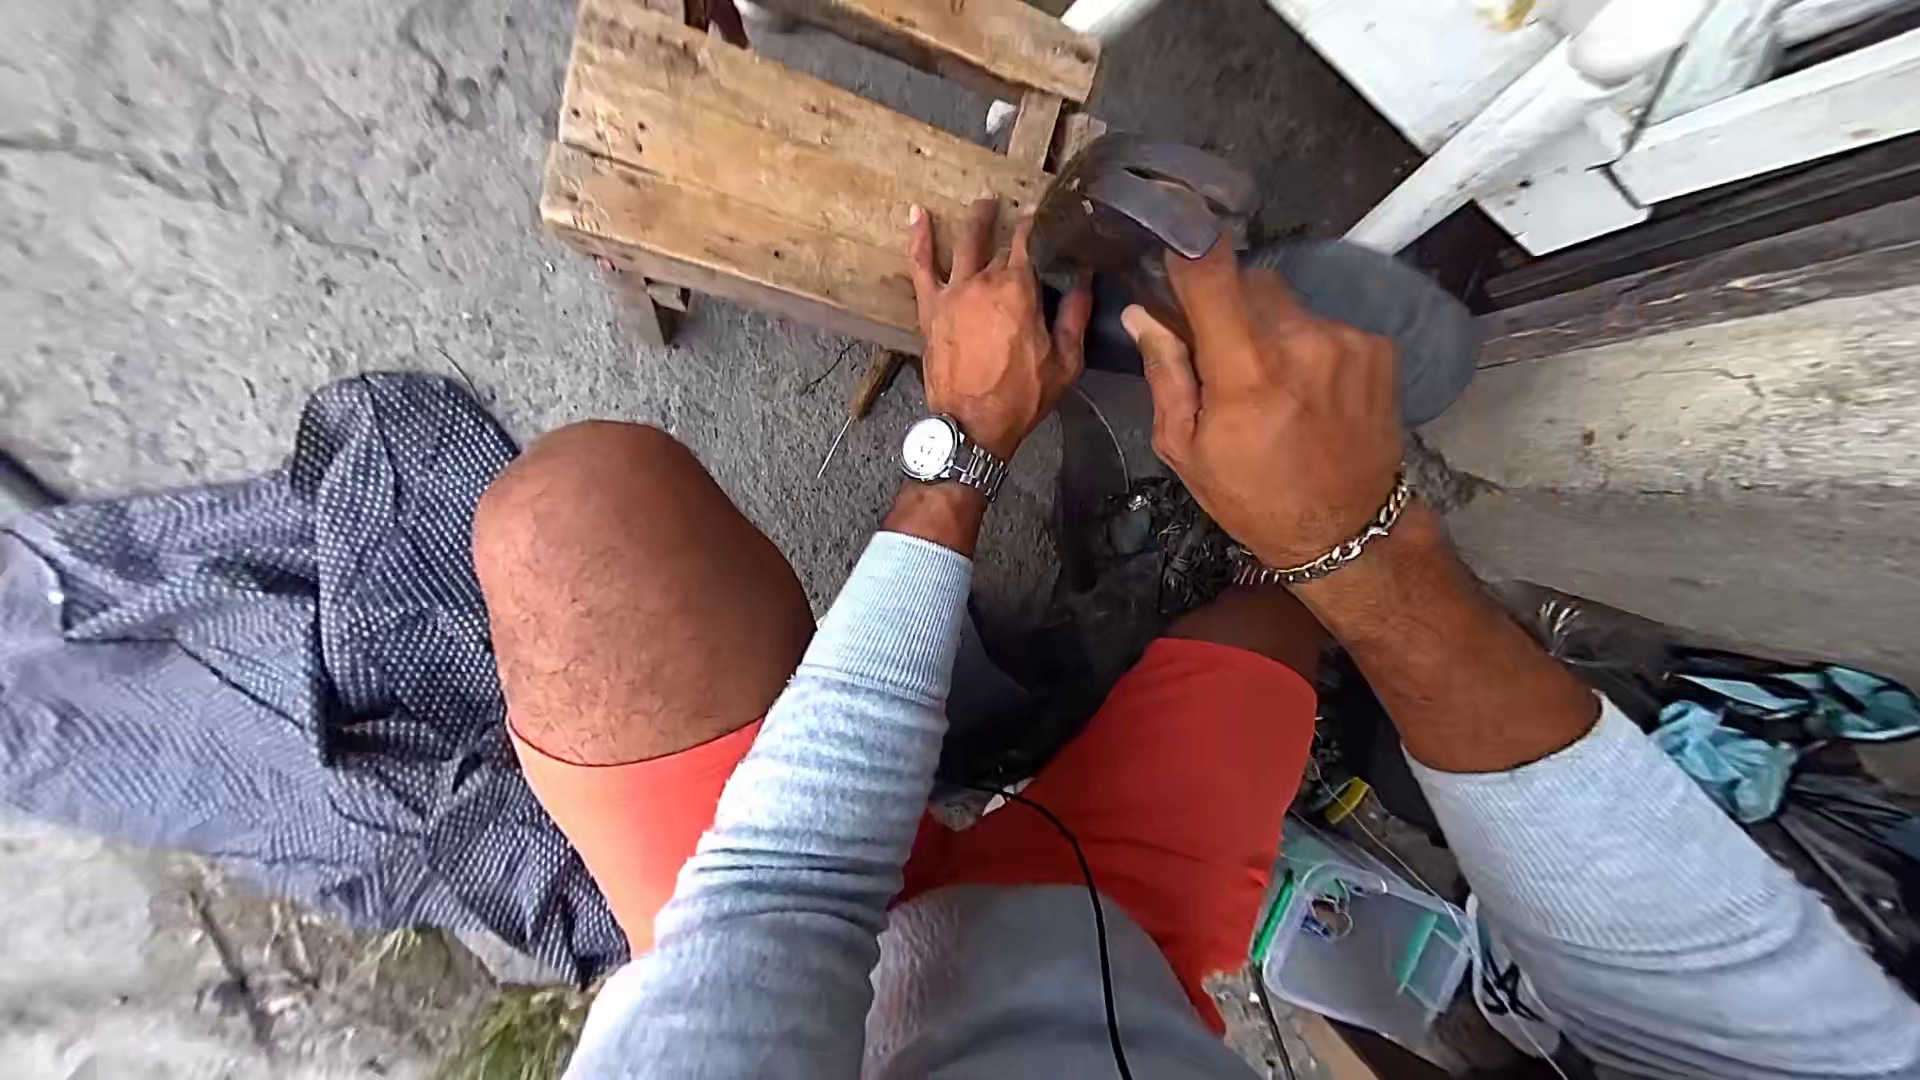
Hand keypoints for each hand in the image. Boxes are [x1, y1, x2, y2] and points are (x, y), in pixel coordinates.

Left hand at [909, 197, 1092, 460]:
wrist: (971, 427)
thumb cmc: (1020, 399)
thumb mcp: (1065, 363)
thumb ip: (1076, 315)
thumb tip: (1084, 280)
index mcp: (1020, 290)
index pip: (1030, 241)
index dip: (1039, 225)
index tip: (1047, 216)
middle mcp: (984, 282)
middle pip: (1000, 245)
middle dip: (1013, 229)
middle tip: (1022, 216)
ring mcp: (953, 293)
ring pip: (964, 244)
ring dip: (977, 220)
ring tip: (985, 204)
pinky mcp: (930, 310)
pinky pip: (921, 267)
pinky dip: (918, 238)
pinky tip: (917, 213)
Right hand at [1124, 242, 1403, 568]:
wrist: (1341, 527)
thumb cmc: (1249, 495)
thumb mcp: (1184, 449)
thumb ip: (1165, 375)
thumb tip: (1142, 317)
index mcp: (1245, 372)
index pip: (1212, 275)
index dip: (1187, 251)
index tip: (1171, 246)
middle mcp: (1302, 342)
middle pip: (1249, 282)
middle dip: (1223, 305)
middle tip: (1215, 353)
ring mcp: (1346, 340)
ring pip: (1286, 301)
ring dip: (1263, 325)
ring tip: (1264, 380)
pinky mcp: (1376, 347)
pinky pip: (1320, 322)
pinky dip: (1300, 342)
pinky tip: (1301, 386)